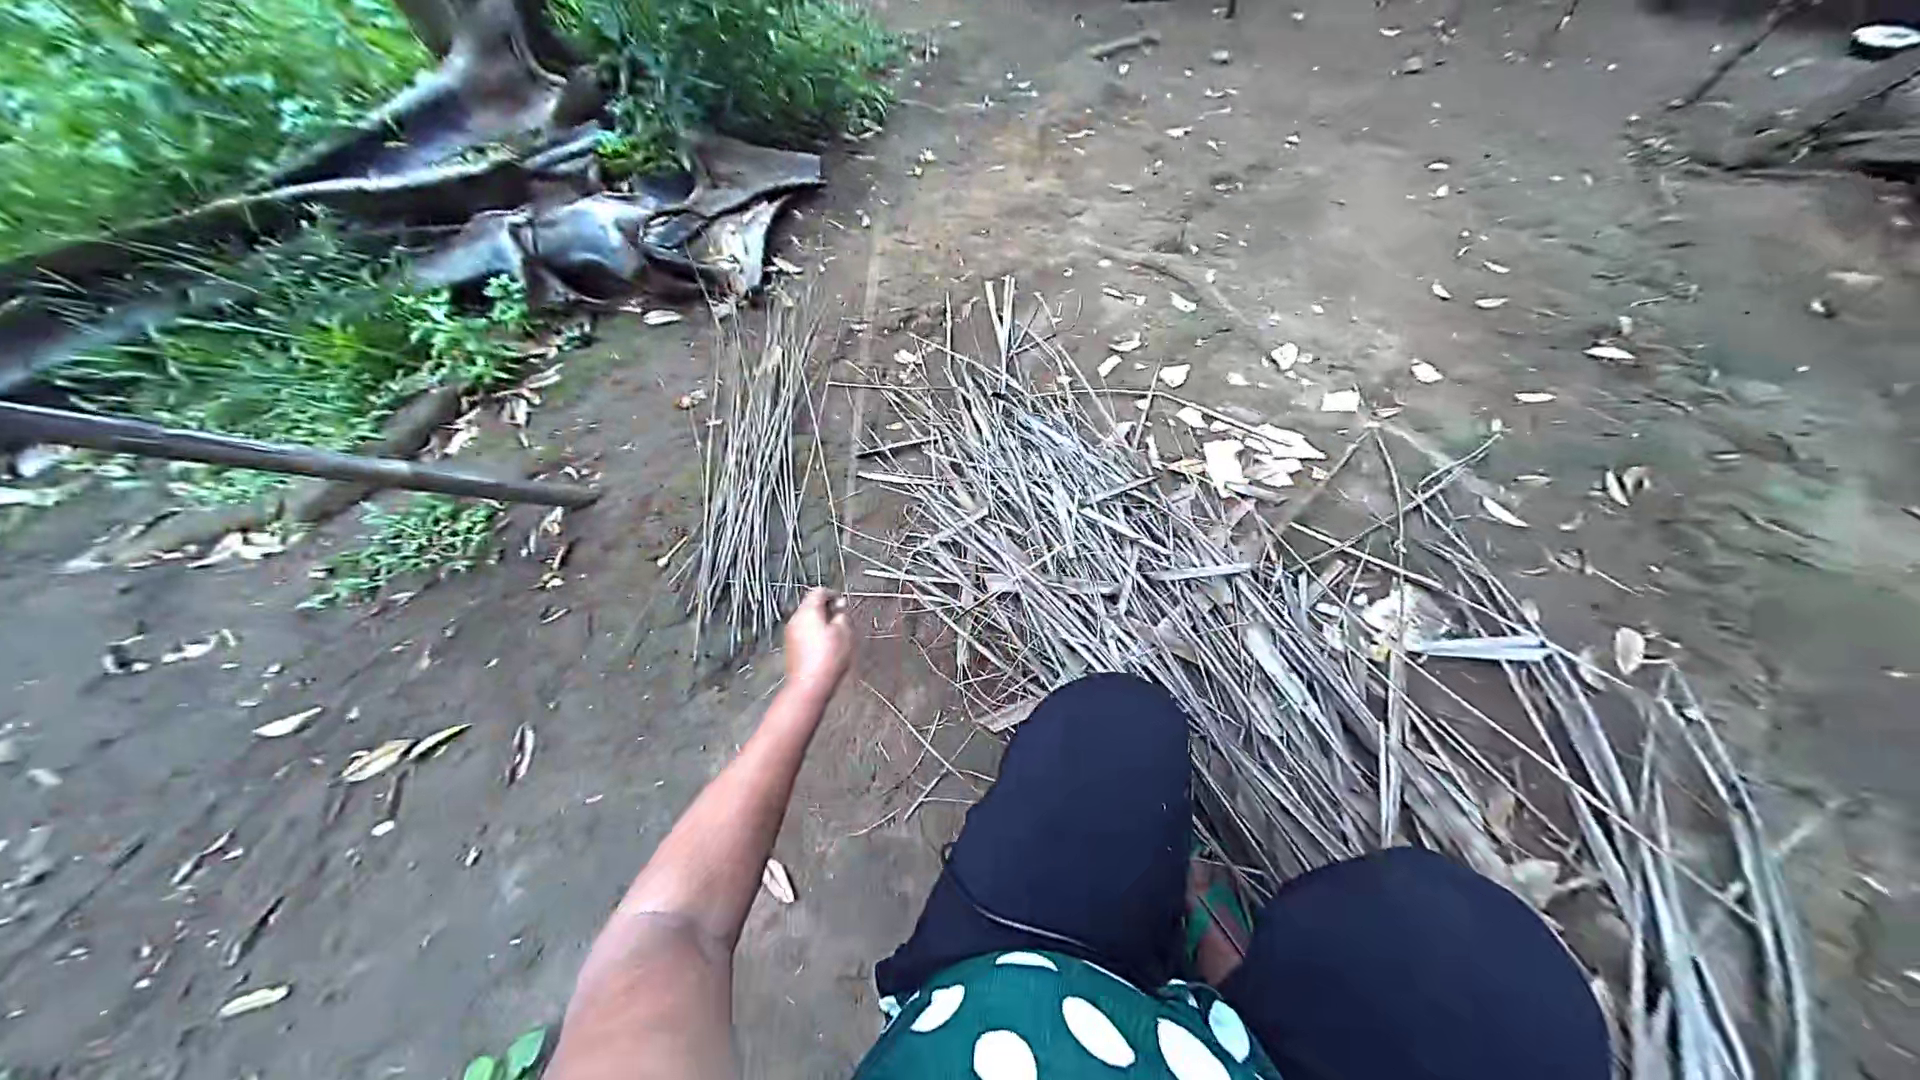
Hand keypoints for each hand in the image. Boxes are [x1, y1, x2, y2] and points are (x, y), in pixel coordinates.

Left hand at [783, 588, 852, 696]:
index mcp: (808, 611)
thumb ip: (842, 615)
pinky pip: (803, 632)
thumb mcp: (844, 632)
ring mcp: (790, 633)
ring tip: (835, 635)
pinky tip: (824, 647)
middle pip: (811, 605)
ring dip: (821, 622)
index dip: (833, 595)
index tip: (843, 606)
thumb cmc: (829, 657)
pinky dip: (814, 634)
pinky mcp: (790, 646)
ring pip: (807, 619)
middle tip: (841, 621)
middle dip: (827, 609)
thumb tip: (838, 609)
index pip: (819, 592)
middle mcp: (796, 618)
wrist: (809, 685)